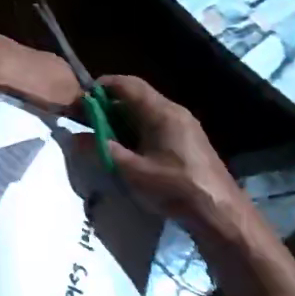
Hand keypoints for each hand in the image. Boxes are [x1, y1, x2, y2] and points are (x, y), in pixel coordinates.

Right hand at [96, 75, 252, 244]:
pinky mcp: (189, 140)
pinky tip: (129, 149)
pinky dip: (138, 129)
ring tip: (103, 135)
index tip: (82, 98)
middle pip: (137, 96)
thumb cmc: (175, 187)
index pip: (128, 84)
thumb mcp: (132, 171)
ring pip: (147, 111)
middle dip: (110, 104)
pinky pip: (158, 124)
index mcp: (161, 112)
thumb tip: (75, 138)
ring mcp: (185, 125)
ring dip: (123, 118)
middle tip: (87, 119)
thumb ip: (103, 151)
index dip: (102, 86)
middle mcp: (174, 111)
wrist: (219, 211)